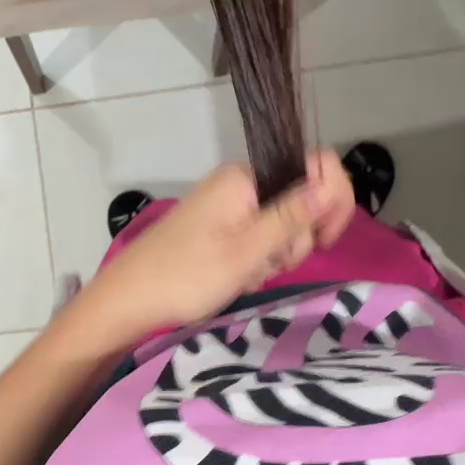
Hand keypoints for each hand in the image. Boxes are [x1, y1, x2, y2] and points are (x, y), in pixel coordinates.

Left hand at [67, 151, 354, 349]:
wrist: (131, 297)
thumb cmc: (188, 275)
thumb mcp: (247, 250)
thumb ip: (291, 217)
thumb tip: (330, 184)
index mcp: (246, 177)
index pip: (315, 166)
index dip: (332, 200)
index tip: (324, 240)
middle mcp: (240, 183)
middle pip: (302, 201)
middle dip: (296, 239)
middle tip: (267, 264)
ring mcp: (230, 206)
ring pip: (283, 227)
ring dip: (275, 256)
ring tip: (247, 274)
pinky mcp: (223, 228)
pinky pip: (260, 240)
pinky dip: (258, 261)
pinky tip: (239, 277)